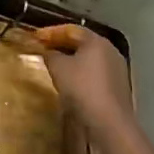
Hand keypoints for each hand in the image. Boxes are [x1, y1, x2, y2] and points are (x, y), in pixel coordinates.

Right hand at [36, 24, 136, 142]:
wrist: (109, 123)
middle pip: (82, 42)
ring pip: (89, 59)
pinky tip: (69, 82)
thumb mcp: (58, 67)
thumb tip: (48, 52)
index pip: (71, 29)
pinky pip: (94, 73)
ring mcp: (116, 70)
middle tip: (43, 48)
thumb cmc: (82, 88)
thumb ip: (50, 54)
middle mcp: (110, 51)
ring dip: (71, 59)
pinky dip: (80, 73)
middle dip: (61, 44)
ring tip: (54, 64)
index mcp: (97, 41)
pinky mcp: (117, 88)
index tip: (35, 37)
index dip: (51, 32)